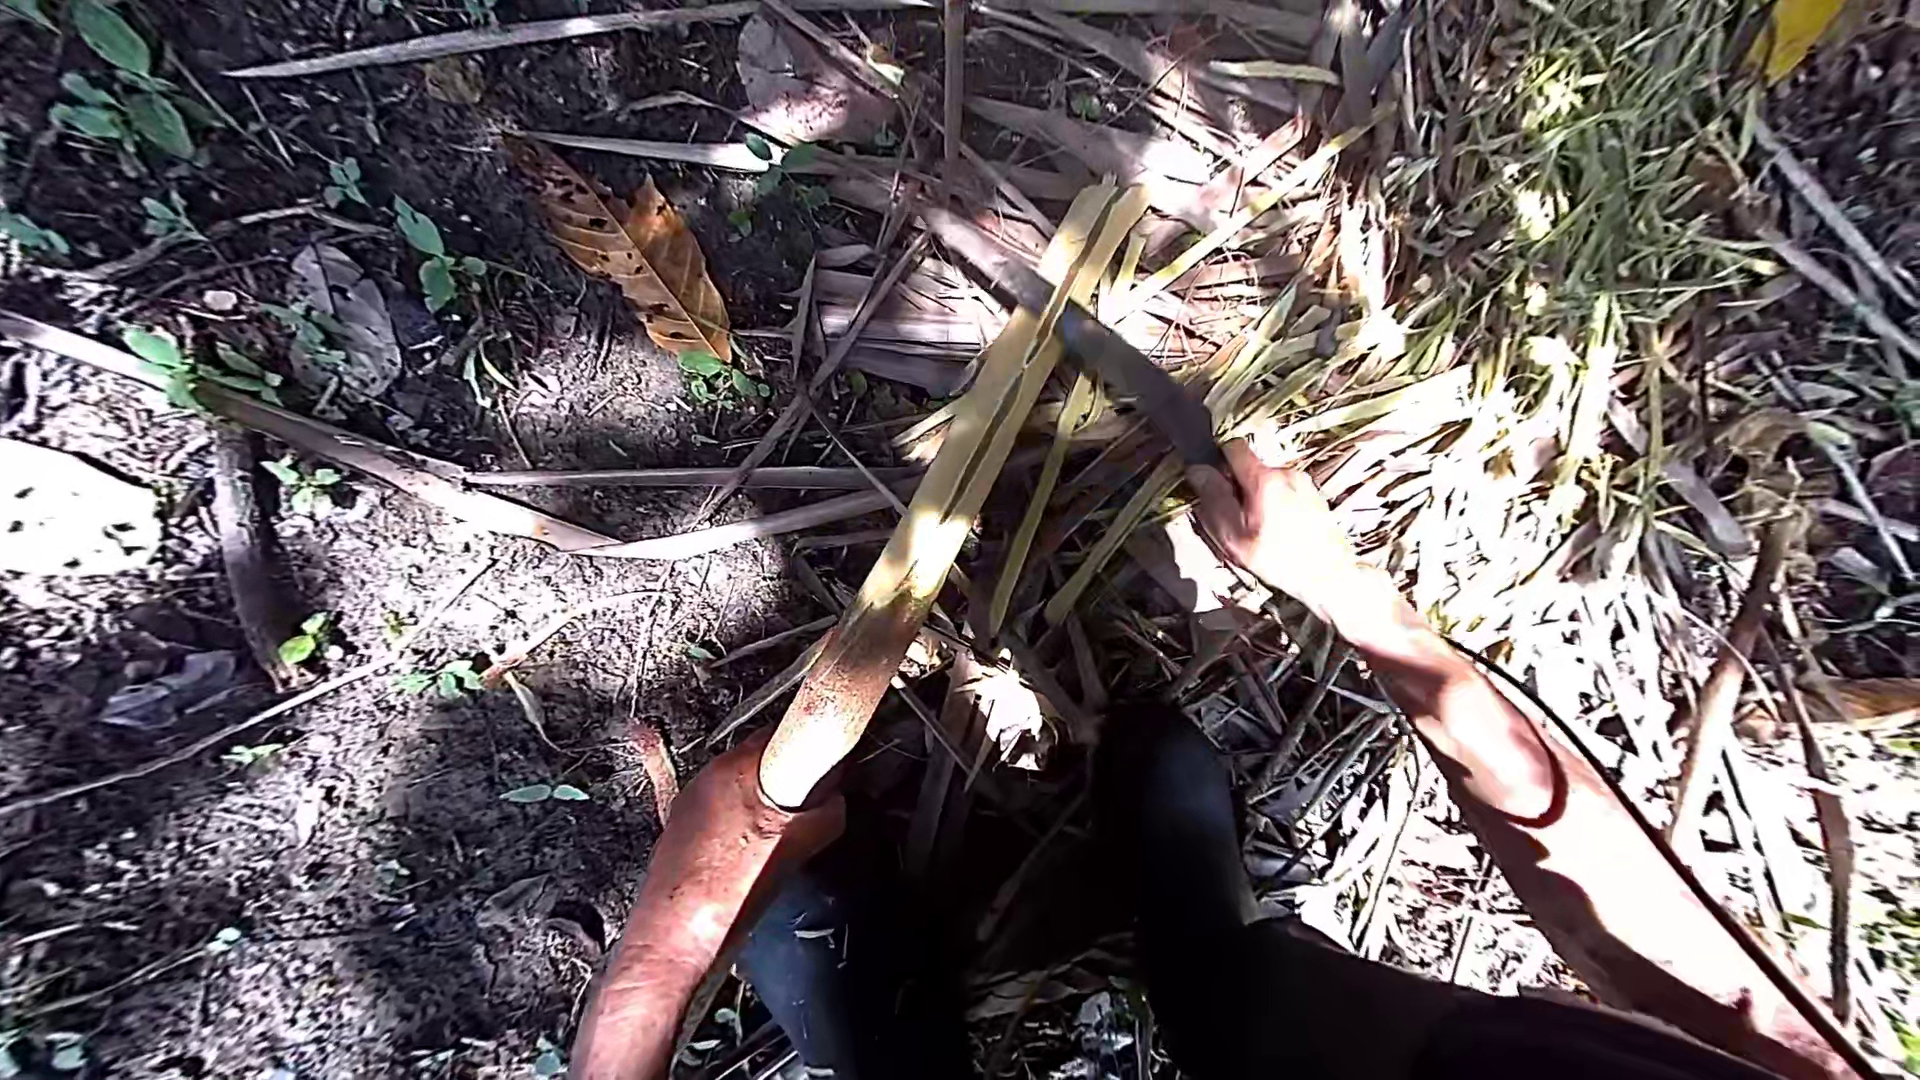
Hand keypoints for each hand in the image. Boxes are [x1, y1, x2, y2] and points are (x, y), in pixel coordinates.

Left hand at [572, 730, 842, 1079]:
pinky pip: (720, 807)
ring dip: (762, 795)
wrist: (672, 943)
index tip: (823, 755)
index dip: (807, 739)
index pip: (781, 729)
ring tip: (777, 831)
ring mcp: (689, 801)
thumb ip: (829, 812)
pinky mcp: (680, 826)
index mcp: (735, 768)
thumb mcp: (800, 846)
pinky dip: (739, 818)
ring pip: (740, 781)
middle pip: (760, 755)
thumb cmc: (726, 894)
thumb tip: (837, 801)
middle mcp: (707, 776)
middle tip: (807, 798)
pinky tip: (749, 849)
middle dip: (787, 771)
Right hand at [1185, 440, 1365, 622]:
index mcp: (1264, 479)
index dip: (1217, 461)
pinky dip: (1271, 504)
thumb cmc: (1275, 558)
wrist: (1326, 577)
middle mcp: (1286, 472)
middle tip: (1232, 517)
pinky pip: (1281, 490)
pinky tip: (1274, 529)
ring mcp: (1303, 483)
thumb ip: (1213, 497)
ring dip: (1254, 497)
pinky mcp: (1313, 495)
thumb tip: (1197, 469)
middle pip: (1249, 467)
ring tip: (1254, 528)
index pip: (1233, 447)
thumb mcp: (1232, 532)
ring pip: (1265, 480)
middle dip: (1235, 486)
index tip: (1213, 484)